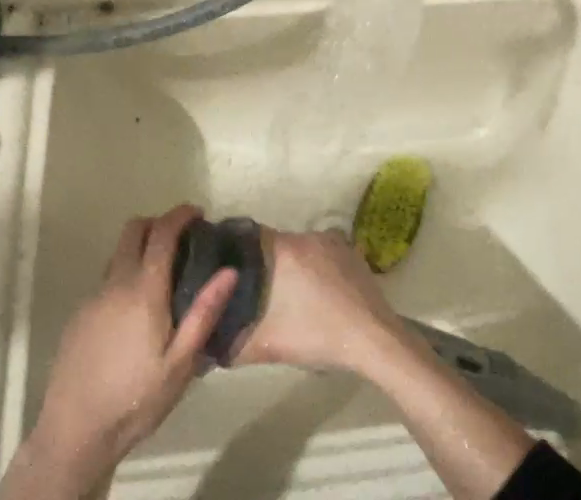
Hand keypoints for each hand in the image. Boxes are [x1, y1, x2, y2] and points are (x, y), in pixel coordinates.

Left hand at [0, 205, 236, 499]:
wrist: (75, 432)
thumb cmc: (137, 398)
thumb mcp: (181, 362)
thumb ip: (204, 313)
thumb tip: (229, 271)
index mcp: (143, 291)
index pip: (161, 234)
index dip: (180, 215)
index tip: (198, 213)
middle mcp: (114, 285)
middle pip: (133, 231)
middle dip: (159, 223)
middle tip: (184, 239)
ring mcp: (92, 299)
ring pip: (118, 255)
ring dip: (141, 249)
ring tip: (166, 275)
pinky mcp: (79, 316)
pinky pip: (107, 281)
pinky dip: (126, 276)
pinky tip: (139, 311)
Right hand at [234, 229, 407, 373]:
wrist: (373, 340)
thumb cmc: (317, 336)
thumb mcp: (267, 346)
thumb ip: (230, 344)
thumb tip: (207, 346)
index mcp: (285, 249)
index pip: (248, 238)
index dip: (234, 253)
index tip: (226, 271)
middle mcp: (309, 235)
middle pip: (275, 245)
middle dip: (264, 265)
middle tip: (255, 290)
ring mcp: (335, 242)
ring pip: (301, 249)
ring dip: (292, 266)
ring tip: (285, 294)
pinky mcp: (353, 253)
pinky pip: (323, 254)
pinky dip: (315, 268)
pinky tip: (314, 293)